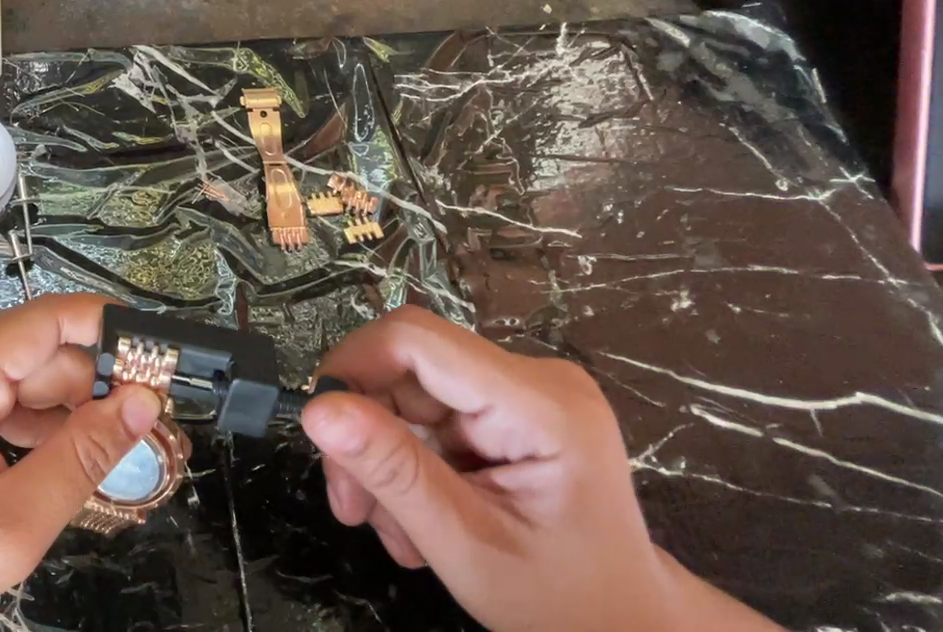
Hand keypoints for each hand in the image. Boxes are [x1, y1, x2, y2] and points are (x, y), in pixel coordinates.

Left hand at [0, 293, 162, 631]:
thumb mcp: (12, 525)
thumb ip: (82, 458)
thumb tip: (143, 404)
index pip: (47, 320)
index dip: (110, 327)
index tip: (162, 354)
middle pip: (45, 354)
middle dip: (97, 388)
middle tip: (147, 432)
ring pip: (32, 378)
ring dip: (72, 414)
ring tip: (107, 457)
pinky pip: (10, 398)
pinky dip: (43, 426)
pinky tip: (63, 463)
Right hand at [300, 306, 778, 631]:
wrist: (627, 628)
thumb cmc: (562, 602)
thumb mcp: (465, 546)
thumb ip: (391, 472)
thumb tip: (315, 409)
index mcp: (541, 404)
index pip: (416, 339)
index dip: (352, 365)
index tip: (319, 427)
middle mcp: (531, 377)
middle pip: (404, 367)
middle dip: (365, 431)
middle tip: (349, 506)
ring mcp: (518, 388)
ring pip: (403, 391)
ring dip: (380, 455)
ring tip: (390, 528)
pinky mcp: (502, 405)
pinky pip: (422, 410)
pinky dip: (403, 458)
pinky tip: (412, 511)